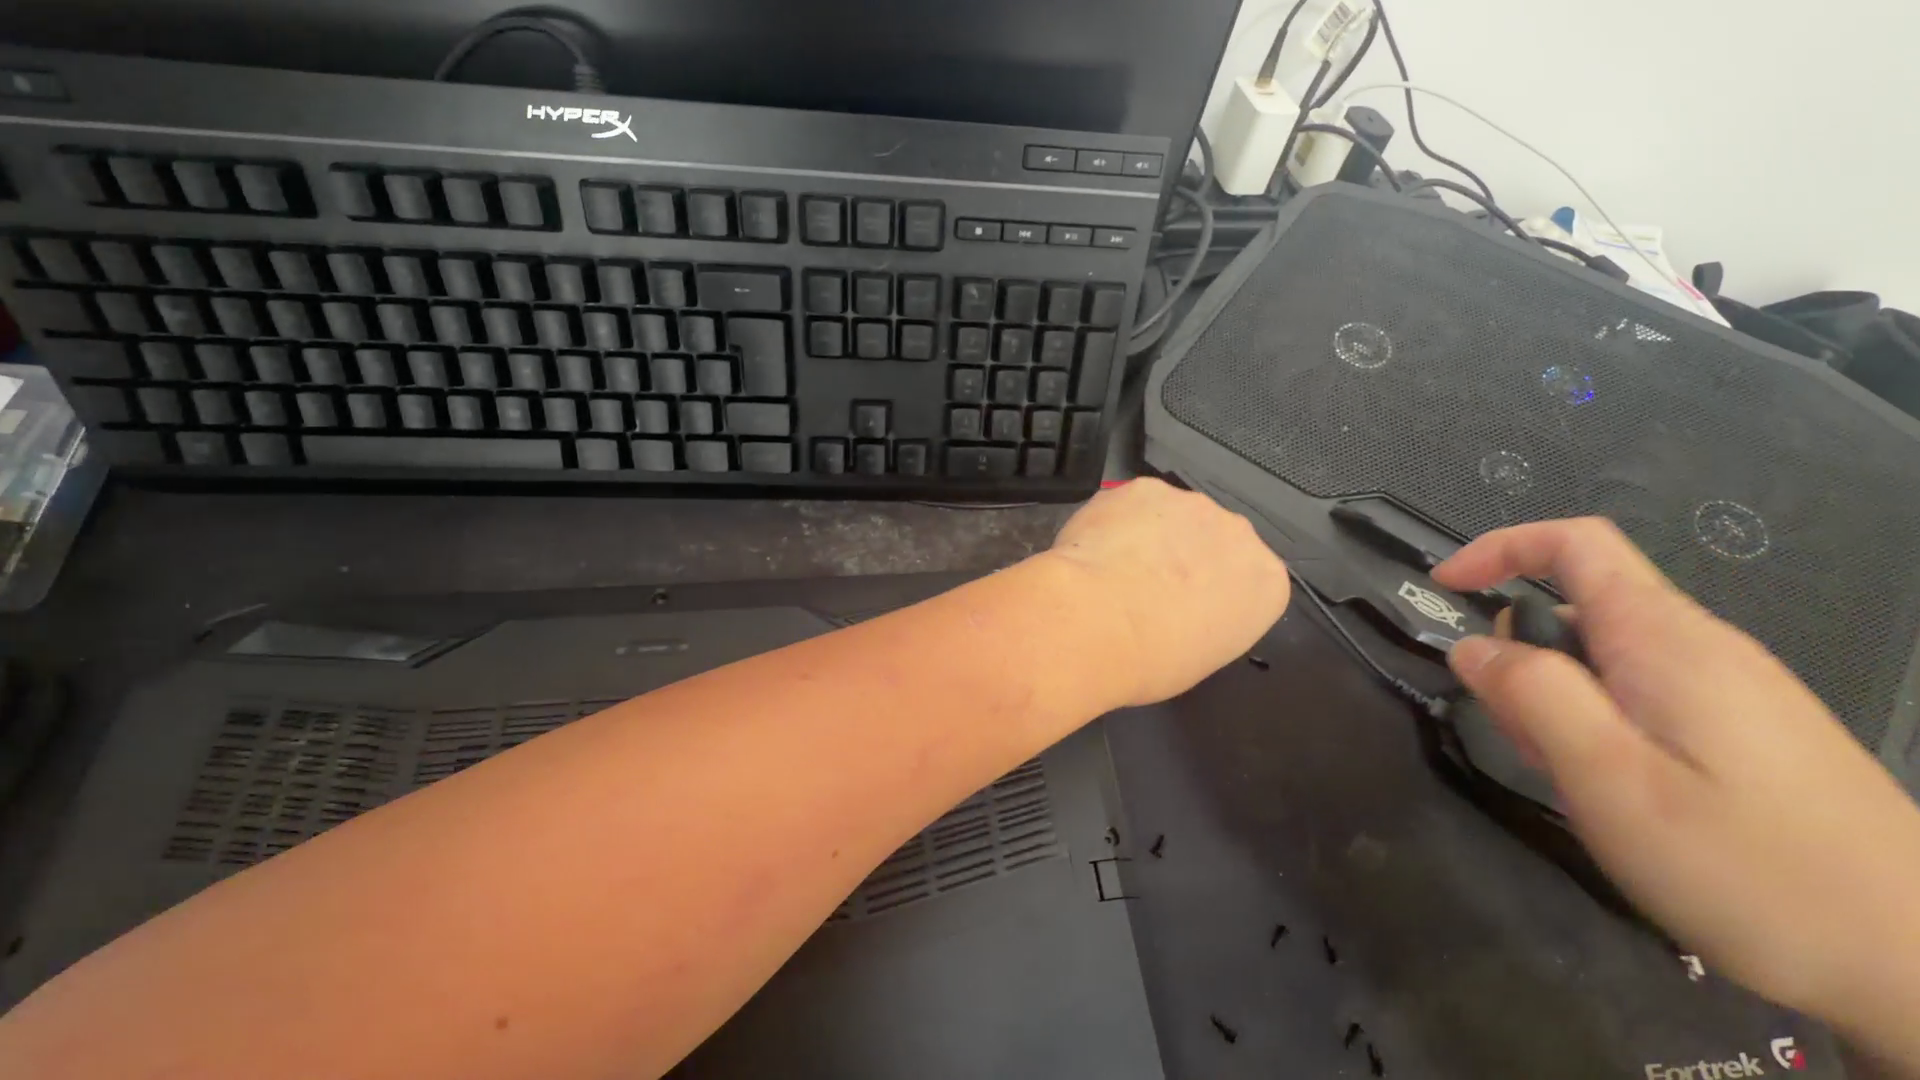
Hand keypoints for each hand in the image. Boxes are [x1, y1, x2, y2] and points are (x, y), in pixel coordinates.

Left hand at [1044, 478, 1289, 706]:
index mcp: (1266, 582)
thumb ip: (1207, 623)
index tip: (1184, 611)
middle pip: (1213, 540)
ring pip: (1170, 517)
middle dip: (1184, 558)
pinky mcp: (1144, 488)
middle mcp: (1239, 533)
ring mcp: (1191, 504)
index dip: (1210, 595)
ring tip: (1114, 571)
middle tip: (1147, 590)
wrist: (1101, 623)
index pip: (1248, 582)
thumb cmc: (1156, 658)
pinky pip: (1131, 504)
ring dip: (1149, 537)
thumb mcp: (1200, 658)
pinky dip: (1115, 521)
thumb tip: (1177, 614)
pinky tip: (1094, 550)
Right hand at [1433, 518, 1919, 1067]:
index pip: (1575, 543)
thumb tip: (1473, 645)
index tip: (1443, 589)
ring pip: (1607, 660)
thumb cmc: (1749, 867)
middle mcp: (1702, 645)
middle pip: (1580, 608)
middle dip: (1524, 657)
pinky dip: (1601, 728)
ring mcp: (1732, 689)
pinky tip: (1623, 798)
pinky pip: (1643, 698)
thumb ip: (1530, 695)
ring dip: (1560, 703)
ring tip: (1577, 784)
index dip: (1499, 548)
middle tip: (1522, 741)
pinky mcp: (1748, 731)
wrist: (1918, 965)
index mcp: (1665, 638)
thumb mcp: (1607, 778)